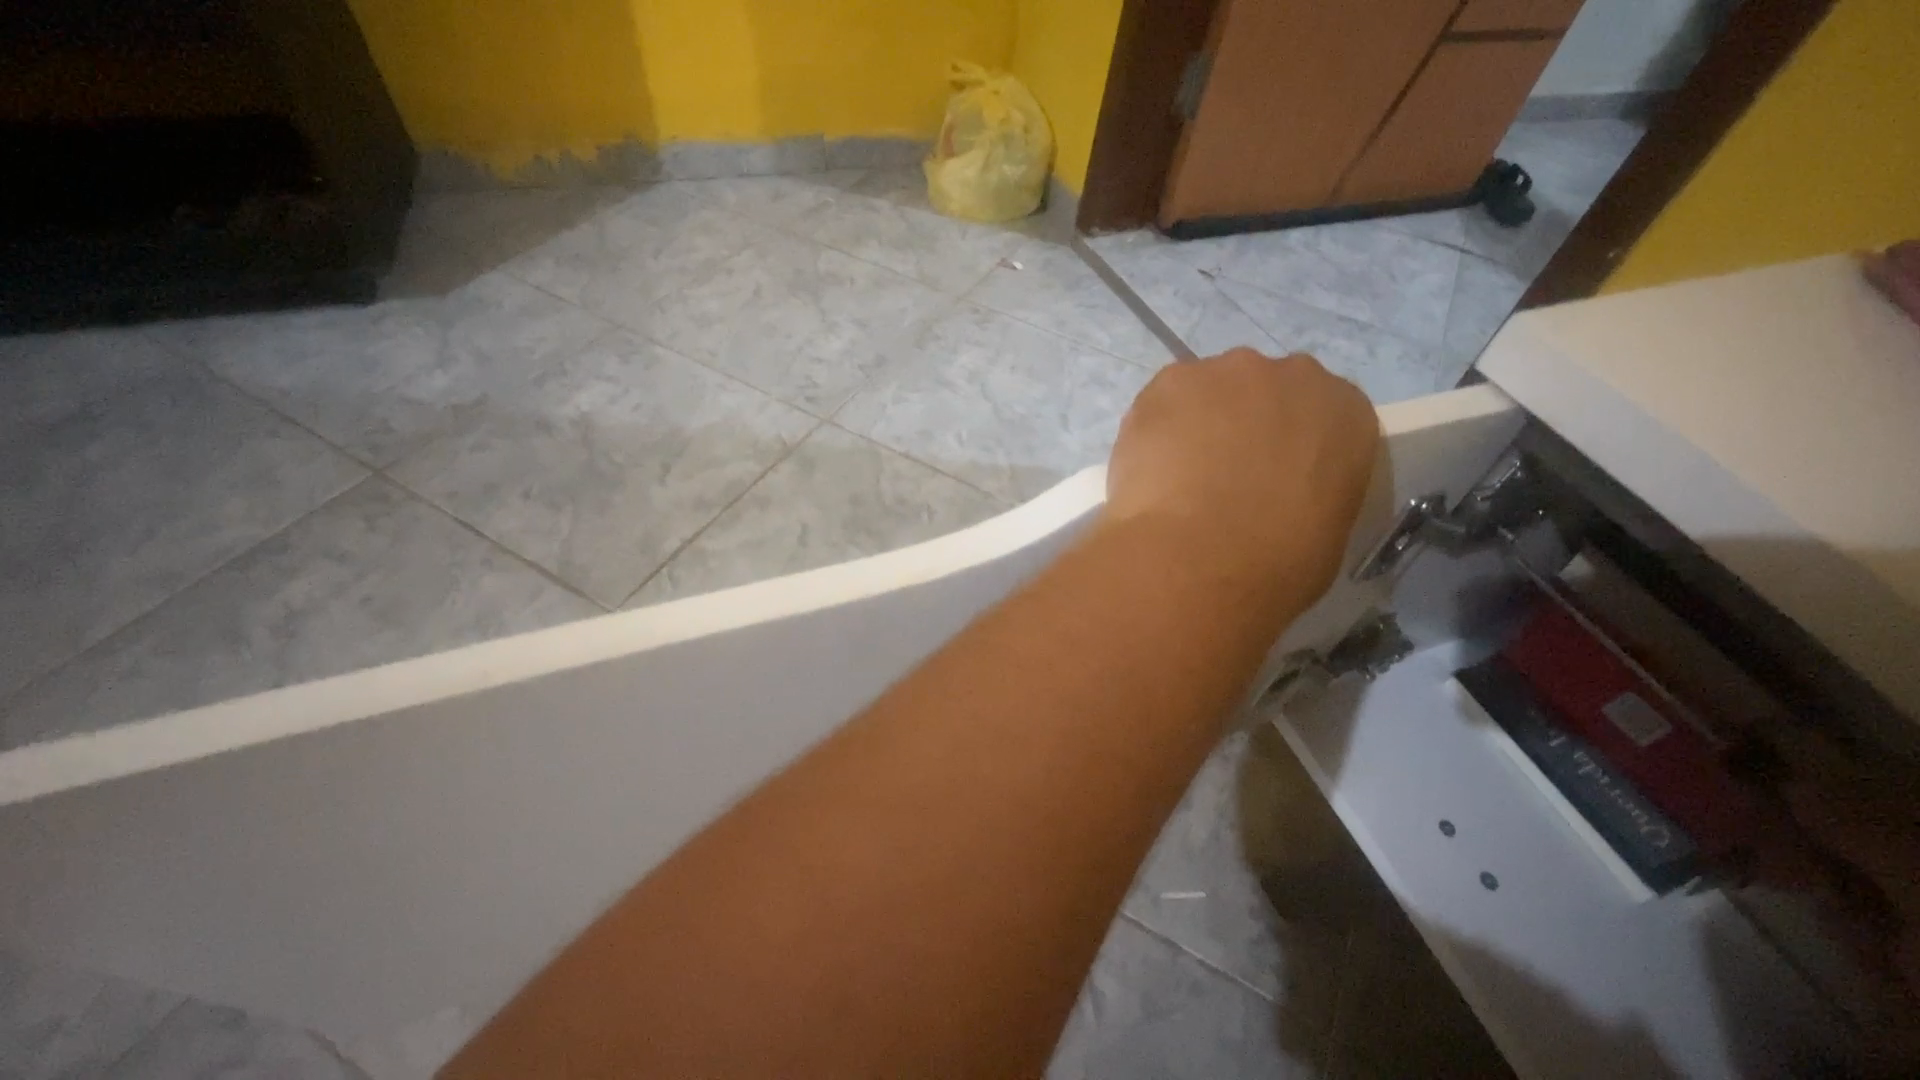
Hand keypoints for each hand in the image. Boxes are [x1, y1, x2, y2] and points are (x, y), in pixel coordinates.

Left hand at [1105, 349, 1379, 615]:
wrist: (1203, 557)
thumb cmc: (1280, 562)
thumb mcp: (1326, 533)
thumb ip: (1310, 493)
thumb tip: (1278, 499)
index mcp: (1345, 412)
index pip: (1323, 414)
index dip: (1291, 445)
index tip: (1271, 476)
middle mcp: (1292, 376)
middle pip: (1264, 391)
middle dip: (1244, 425)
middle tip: (1222, 477)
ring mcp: (1226, 372)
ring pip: (1210, 391)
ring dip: (1198, 423)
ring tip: (1178, 477)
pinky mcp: (1170, 381)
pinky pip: (1163, 400)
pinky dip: (1156, 429)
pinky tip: (1150, 469)